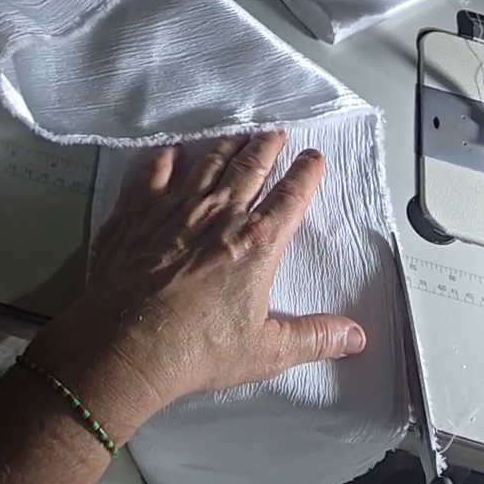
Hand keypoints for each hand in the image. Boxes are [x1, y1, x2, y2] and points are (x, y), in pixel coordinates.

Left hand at [25, 130, 366, 442]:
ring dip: (228, 145)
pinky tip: (174, 150)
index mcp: (258, 242)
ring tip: (239, 135)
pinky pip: (157, 168)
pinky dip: (169, 156)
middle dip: (268, 146)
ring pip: (210, 161)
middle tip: (276, 132)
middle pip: (251, 167)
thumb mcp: (265, 352)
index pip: (292, 196)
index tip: (314, 157)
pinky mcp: (140, 208)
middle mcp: (221, 212)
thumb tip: (357, 337)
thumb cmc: (198, 350)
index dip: (307, 173)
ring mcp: (178, 205)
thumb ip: (313, 337)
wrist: (126, 345)